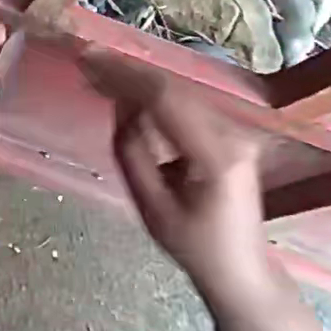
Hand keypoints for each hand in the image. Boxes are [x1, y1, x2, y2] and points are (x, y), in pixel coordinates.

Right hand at [87, 56, 284, 312]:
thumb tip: (119, 104)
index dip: (124, 76)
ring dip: (139, 80)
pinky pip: (186, 103)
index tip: (90, 61)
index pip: (165, 100)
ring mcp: (236, 131)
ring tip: (101, 71)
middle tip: (89, 61)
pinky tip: (128, 89)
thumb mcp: (152, 208)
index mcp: (217, 156)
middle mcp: (233, 135)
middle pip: (172, 89)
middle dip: (127, 72)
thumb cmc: (194, 248)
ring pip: (179, 91)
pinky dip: (154, 93)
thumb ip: (131, 152)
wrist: (242, 270)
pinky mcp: (231, 132)